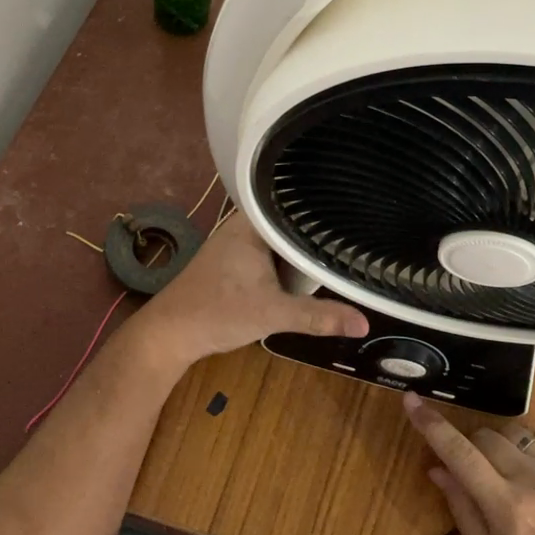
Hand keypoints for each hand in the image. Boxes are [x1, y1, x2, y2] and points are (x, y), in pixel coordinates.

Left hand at [131, 211, 367, 367]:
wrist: (170, 334)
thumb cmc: (217, 313)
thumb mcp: (274, 314)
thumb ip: (320, 317)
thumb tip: (364, 324)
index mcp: (253, 223)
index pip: (298, 200)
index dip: (328, 204)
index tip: (361, 209)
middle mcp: (245, 224)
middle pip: (293, 219)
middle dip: (321, 230)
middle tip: (361, 234)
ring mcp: (239, 242)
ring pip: (283, 238)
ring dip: (305, 248)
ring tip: (345, 248)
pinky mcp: (236, 260)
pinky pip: (273, 252)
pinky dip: (290, 260)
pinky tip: (311, 269)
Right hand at [403, 392, 534, 534]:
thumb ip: (463, 511)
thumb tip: (438, 470)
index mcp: (504, 506)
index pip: (458, 453)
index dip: (431, 424)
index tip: (410, 400)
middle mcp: (530, 478)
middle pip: (484, 436)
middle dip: (468, 448)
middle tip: (470, 475)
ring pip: (512, 432)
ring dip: (497, 445)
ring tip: (502, 474)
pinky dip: (528, 440)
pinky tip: (528, 461)